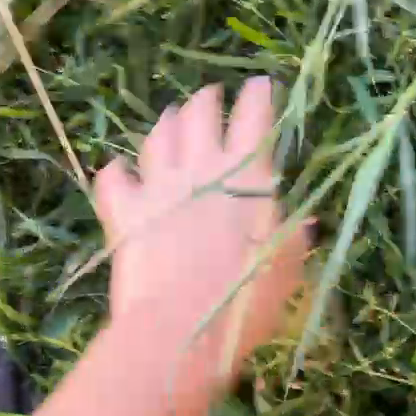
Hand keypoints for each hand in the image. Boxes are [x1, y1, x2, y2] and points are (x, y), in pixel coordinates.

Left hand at [93, 78, 307, 372]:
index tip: (262, 84)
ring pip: (159, 137)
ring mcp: (159, 185)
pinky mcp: (125, 213)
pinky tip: (116, 170)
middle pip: (200, 113)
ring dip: (167, 124)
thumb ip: (293, 235)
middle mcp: (201, 166)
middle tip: (211, 97)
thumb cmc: (247, 298)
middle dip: (207, 99)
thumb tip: (303, 222)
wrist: (180, 331)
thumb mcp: (286, 265)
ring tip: (170, 118)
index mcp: (246, 172)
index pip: (254, 115)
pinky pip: (113, 181)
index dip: (258, 95)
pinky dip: (115, 173)